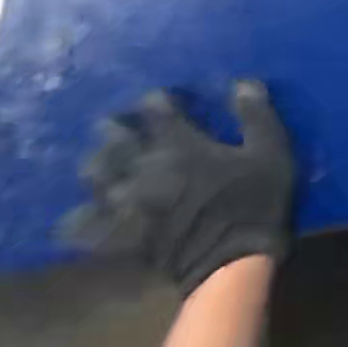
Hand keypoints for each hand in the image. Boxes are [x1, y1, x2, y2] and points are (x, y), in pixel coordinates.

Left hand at [61, 80, 296, 293]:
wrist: (233, 264)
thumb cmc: (256, 199)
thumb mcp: (270, 149)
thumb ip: (255, 113)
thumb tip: (241, 83)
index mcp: (183, 143)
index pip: (157, 111)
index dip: (154, 100)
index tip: (158, 97)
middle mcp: (148, 168)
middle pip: (116, 141)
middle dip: (114, 129)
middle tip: (117, 124)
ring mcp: (130, 203)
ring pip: (96, 177)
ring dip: (96, 165)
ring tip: (99, 161)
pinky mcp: (122, 236)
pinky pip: (85, 226)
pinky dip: (78, 218)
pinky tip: (78, 213)